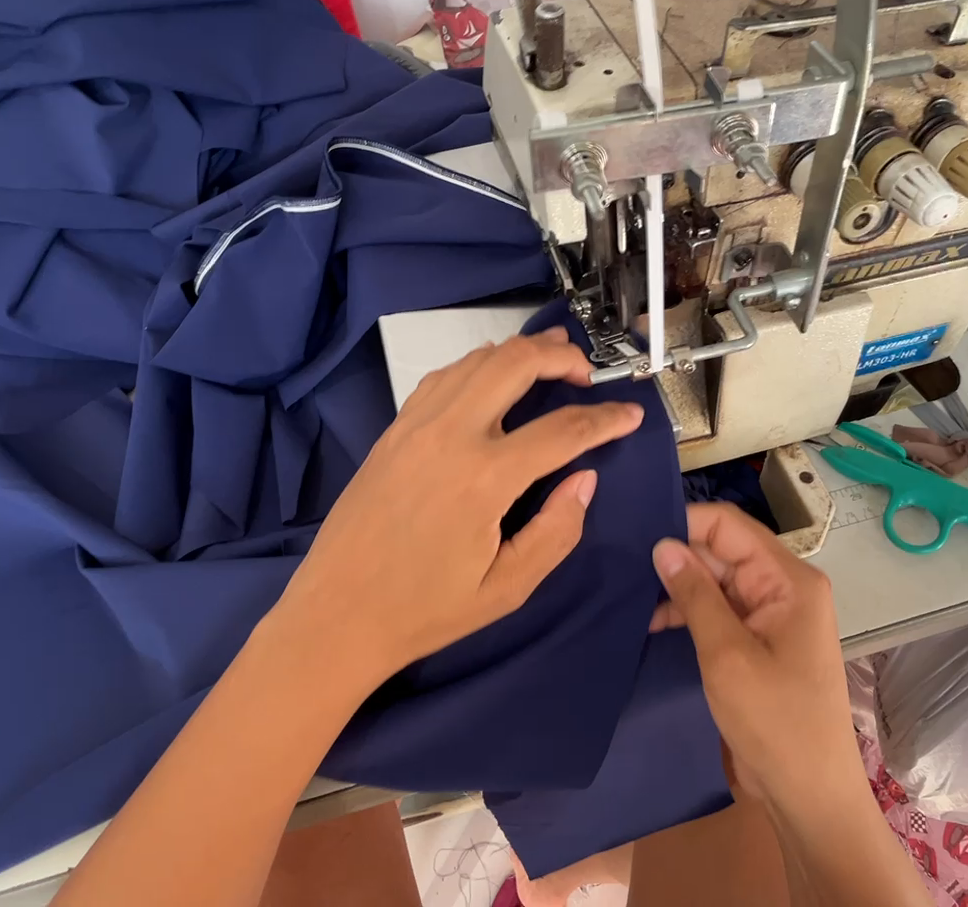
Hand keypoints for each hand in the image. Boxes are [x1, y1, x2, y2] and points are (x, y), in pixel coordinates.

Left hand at [271, 329, 645, 687]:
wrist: (337, 614)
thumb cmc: (425, 611)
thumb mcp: (507, 589)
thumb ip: (556, 532)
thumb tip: (584, 480)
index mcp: (484, 478)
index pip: (563, 430)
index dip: (605, 419)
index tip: (631, 414)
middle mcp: (450, 435)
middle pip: (515, 364)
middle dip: (560, 357)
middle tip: (586, 373)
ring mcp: (415, 425)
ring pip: (476, 360)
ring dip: (519, 352)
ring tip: (549, 360)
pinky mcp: (394, 429)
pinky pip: (443, 376)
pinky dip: (478, 366)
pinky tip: (491, 380)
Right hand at [650, 504, 861, 808]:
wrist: (809, 795)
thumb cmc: (775, 721)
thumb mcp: (726, 654)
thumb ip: (694, 593)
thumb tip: (661, 544)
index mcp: (788, 579)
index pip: (729, 526)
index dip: (684, 523)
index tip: (635, 533)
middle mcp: (783, 587)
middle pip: (722, 551)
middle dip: (676, 555)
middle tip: (620, 561)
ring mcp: (771, 615)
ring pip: (716, 580)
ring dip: (678, 586)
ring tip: (627, 592)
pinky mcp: (758, 641)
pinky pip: (719, 609)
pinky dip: (688, 612)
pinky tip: (649, 621)